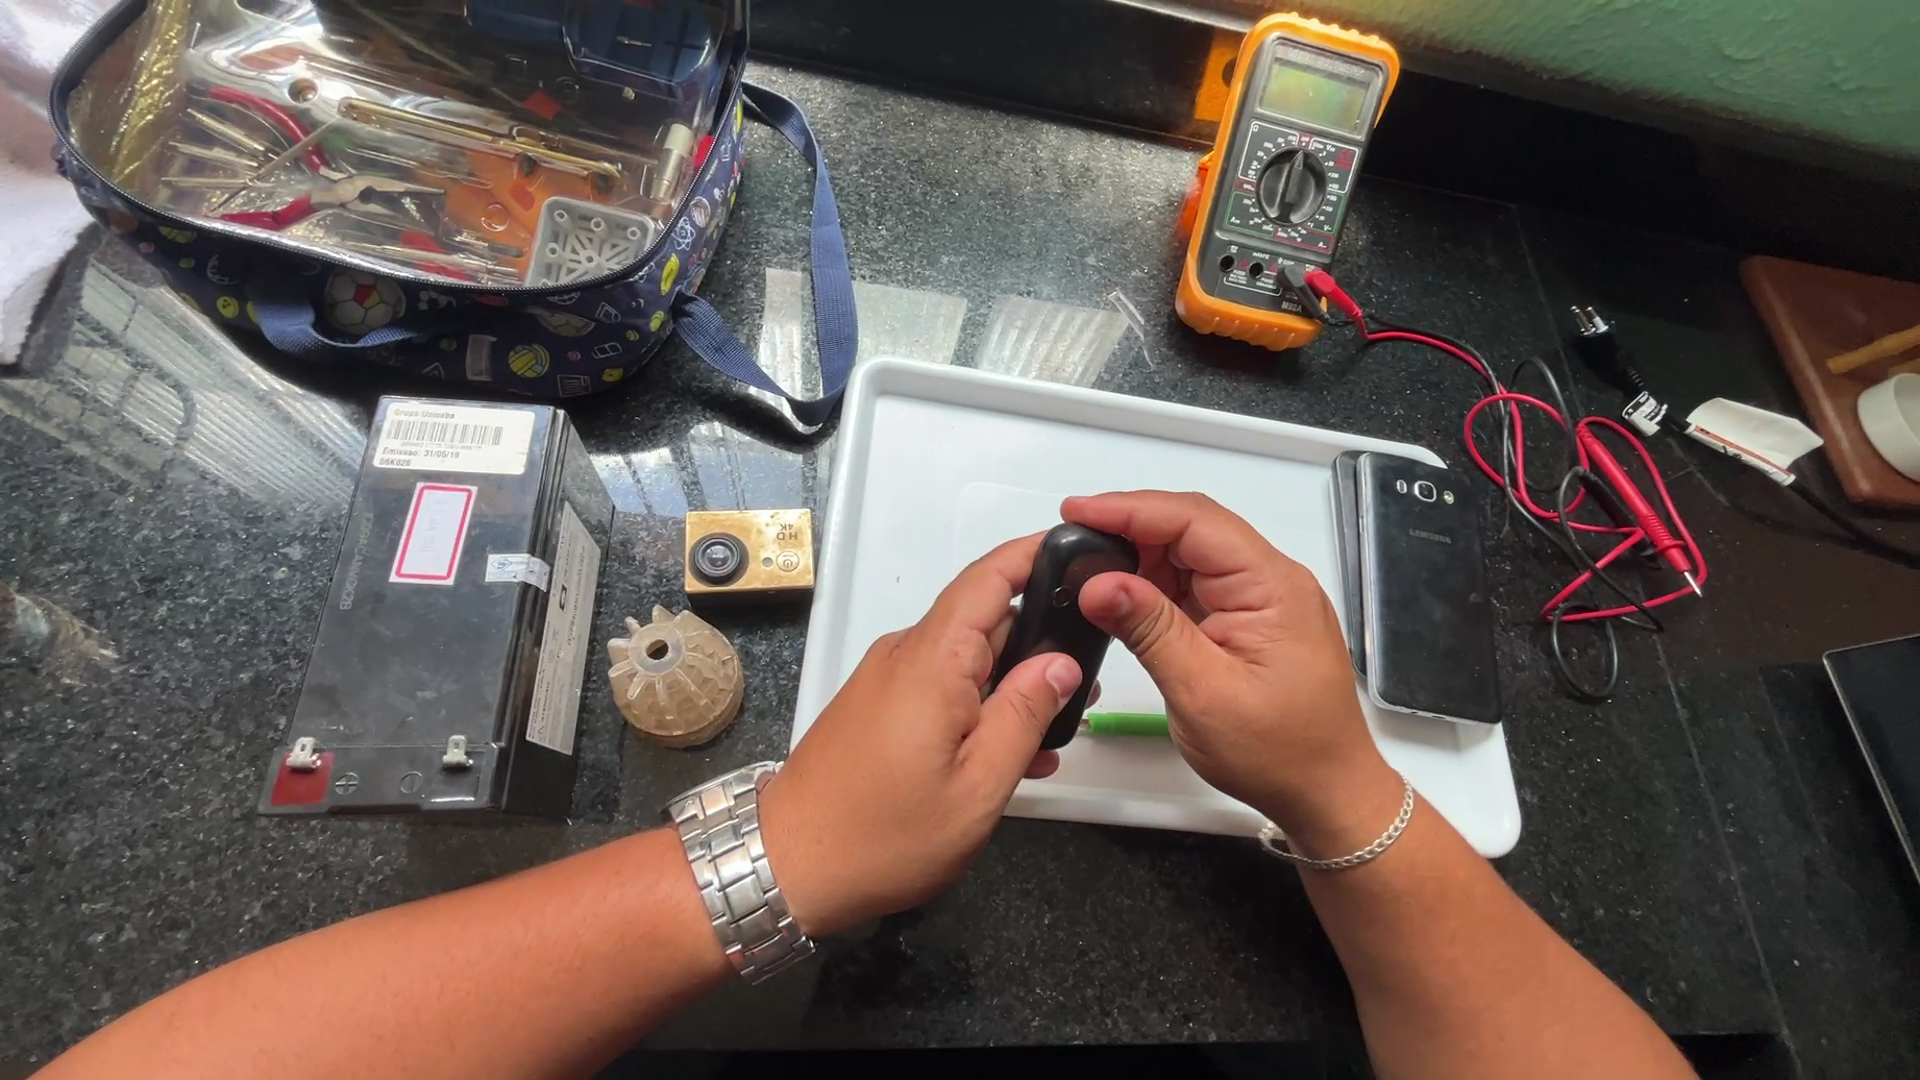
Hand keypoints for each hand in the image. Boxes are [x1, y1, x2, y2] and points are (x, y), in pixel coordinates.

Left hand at [756, 535, 1080, 936]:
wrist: (789, 863)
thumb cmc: (884, 834)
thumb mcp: (977, 785)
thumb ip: (1025, 715)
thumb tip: (1061, 664)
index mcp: (933, 659)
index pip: (989, 578)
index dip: (1034, 554)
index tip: (1077, 549)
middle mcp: (906, 652)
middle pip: (984, 620)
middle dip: (1039, 643)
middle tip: (1085, 680)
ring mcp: (889, 676)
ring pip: (967, 657)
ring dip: (1011, 684)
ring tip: (1053, 730)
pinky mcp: (879, 701)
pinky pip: (941, 684)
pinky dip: (977, 704)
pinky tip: (1005, 750)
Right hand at [1062, 491, 1402, 855]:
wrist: (1324, 792)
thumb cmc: (1280, 753)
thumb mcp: (1204, 693)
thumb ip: (1150, 631)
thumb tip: (1098, 584)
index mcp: (1271, 586)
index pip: (1194, 521)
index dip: (1130, 509)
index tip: (1078, 510)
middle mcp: (1268, 579)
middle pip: (1191, 527)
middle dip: (1129, 525)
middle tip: (1072, 534)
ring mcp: (1257, 596)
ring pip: (1187, 552)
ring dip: (1137, 555)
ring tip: (1087, 566)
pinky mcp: (1243, 615)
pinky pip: (1191, 582)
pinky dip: (1151, 583)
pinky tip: (1121, 593)